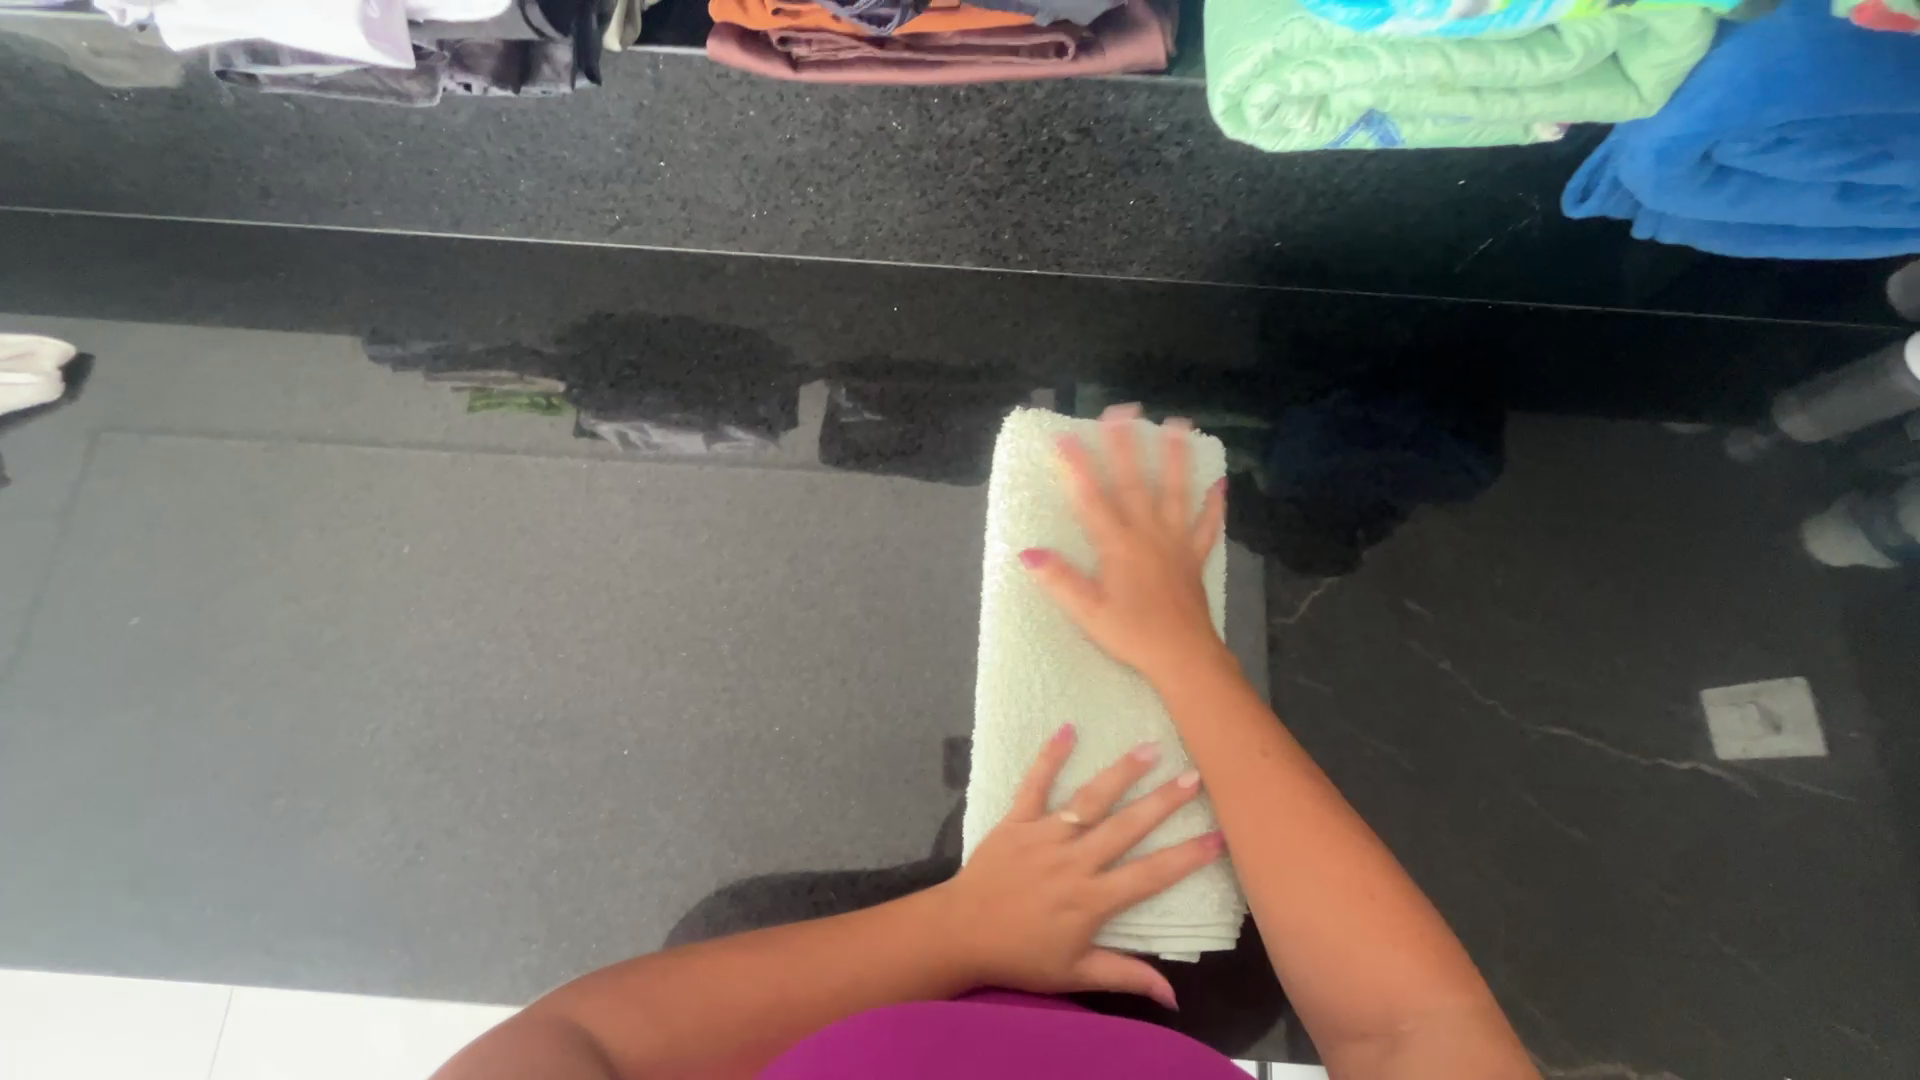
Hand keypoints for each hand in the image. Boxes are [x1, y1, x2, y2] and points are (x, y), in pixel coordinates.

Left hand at [927, 723, 1223, 1009]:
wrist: (960, 933)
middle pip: (1126, 827)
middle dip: (1164, 801)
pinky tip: (1068, 728)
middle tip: (1196, 776)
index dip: (1187, 857)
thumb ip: (1125, 976)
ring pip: (1089, 800)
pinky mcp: (1016, 820)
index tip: (1219, 837)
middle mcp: (1074, 861)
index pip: (1150, 875)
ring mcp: (1044, 836)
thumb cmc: (1020, 955)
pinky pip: (1034, 784)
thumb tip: (1174, 998)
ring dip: (1121, 773)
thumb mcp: (1076, 974)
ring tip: (1150, 748)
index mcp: (1092, 899)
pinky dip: (1050, 756)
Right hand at [1020, 403, 1231, 684]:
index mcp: (1118, 546)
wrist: (1184, 656)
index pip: (1092, 499)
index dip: (1076, 467)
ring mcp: (1175, 543)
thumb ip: (1060, 580)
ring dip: (1176, 458)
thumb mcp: (1088, 612)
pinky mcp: (1194, 558)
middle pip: (1134, 483)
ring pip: (1175, 493)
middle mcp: (1148, 535)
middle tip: (1122, 411)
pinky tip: (1221, 483)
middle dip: (1125, 446)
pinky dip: (1214, 505)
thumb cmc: (1132, 634)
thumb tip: (1026, 552)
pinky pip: (1206, 526)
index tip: (1064, 437)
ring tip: (1179, 425)